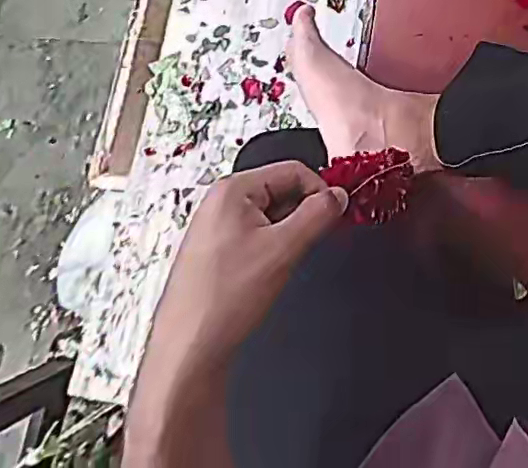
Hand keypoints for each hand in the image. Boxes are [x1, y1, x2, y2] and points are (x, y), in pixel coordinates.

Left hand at [140, 164, 346, 369]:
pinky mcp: (216, 250)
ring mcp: (216, 226)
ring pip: (274, 214)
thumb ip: (319, 213)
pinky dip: (272, 247)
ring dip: (288, 233)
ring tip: (280, 263)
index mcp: (232, 190)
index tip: (331, 217)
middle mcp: (221, 202)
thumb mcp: (285, 248)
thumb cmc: (226, 299)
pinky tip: (266, 273)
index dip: (319, 192)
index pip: (295, 171)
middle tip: (303, 244)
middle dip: (301, 215)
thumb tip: (340, 195)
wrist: (187, 355)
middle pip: (284, 190)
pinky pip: (258, 233)